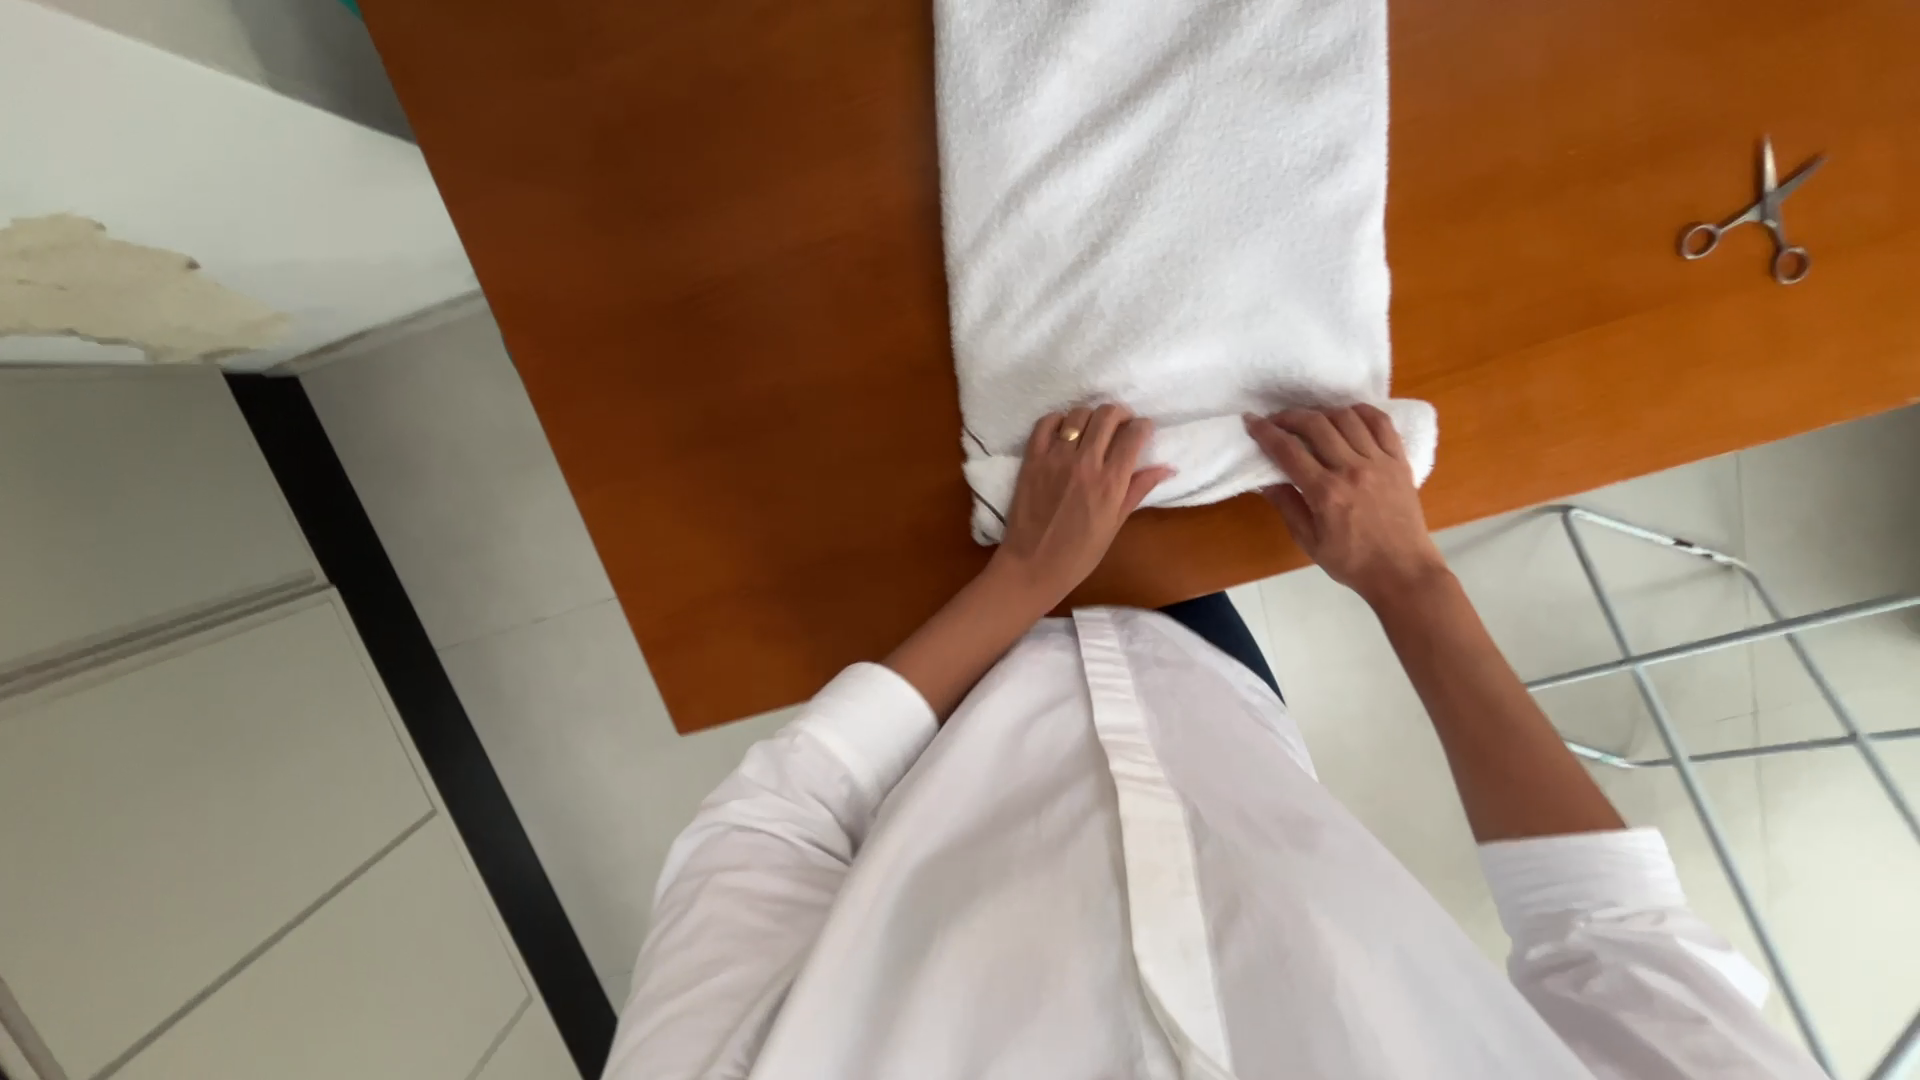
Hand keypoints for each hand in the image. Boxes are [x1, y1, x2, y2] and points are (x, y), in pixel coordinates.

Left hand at [992, 404, 1174, 605]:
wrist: (1033, 565)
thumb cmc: (1079, 553)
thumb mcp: (1115, 524)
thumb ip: (1138, 490)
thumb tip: (1167, 468)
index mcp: (1110, 483)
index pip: (1134, 435)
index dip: (1143, 427)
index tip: (1143, 431)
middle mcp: (1085, 464)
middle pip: (1107, 415)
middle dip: (1120, 414)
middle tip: (1120, 426)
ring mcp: (1055, 459)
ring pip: (1078, 414)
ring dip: (1090, 416)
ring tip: (1092, 430)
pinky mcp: (1032, 460)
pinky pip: (1046, 423)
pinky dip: (1058, 420)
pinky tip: (1064, 431)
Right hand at [1244, 405, 1448, 604]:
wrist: (1403, 571)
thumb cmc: (1351, 562)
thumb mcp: (1309, 541)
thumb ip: (1287, 506)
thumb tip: (1266, 481)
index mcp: (1326, 493)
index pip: (1288, 451)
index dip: (1265, 432)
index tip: (1251, 421)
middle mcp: (1352, 470)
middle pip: (1316, 425)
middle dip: (1289, 416)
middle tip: (1276, 420)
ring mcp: (1380, 462)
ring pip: (1347, 418)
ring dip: (1322, 412)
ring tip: (1309, 420)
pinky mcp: (1400, 462)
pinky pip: (1382, 424)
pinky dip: (1362, 412)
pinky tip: (1348, 414)